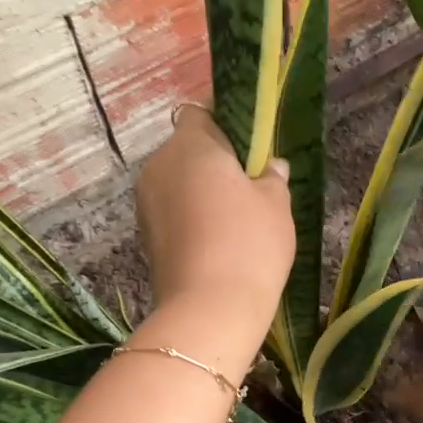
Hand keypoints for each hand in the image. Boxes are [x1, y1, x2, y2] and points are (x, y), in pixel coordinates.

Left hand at [133, 104, 292, 365]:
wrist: (211, 309)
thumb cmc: (250, 245)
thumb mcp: (276, 207)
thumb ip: (273, 179)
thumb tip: (271, 166)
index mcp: (191, 144)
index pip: (202, 113)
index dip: (227, 124)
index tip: (252, 148)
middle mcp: (159, 164)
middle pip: (189, 150)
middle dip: (216, 163)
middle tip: (252, 189)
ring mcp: (146, 201)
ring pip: (180, 183)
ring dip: (203, 194)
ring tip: (237, 223)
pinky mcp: (146, 235)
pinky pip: (174, 213)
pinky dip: (193, 220)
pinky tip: (219, 245)